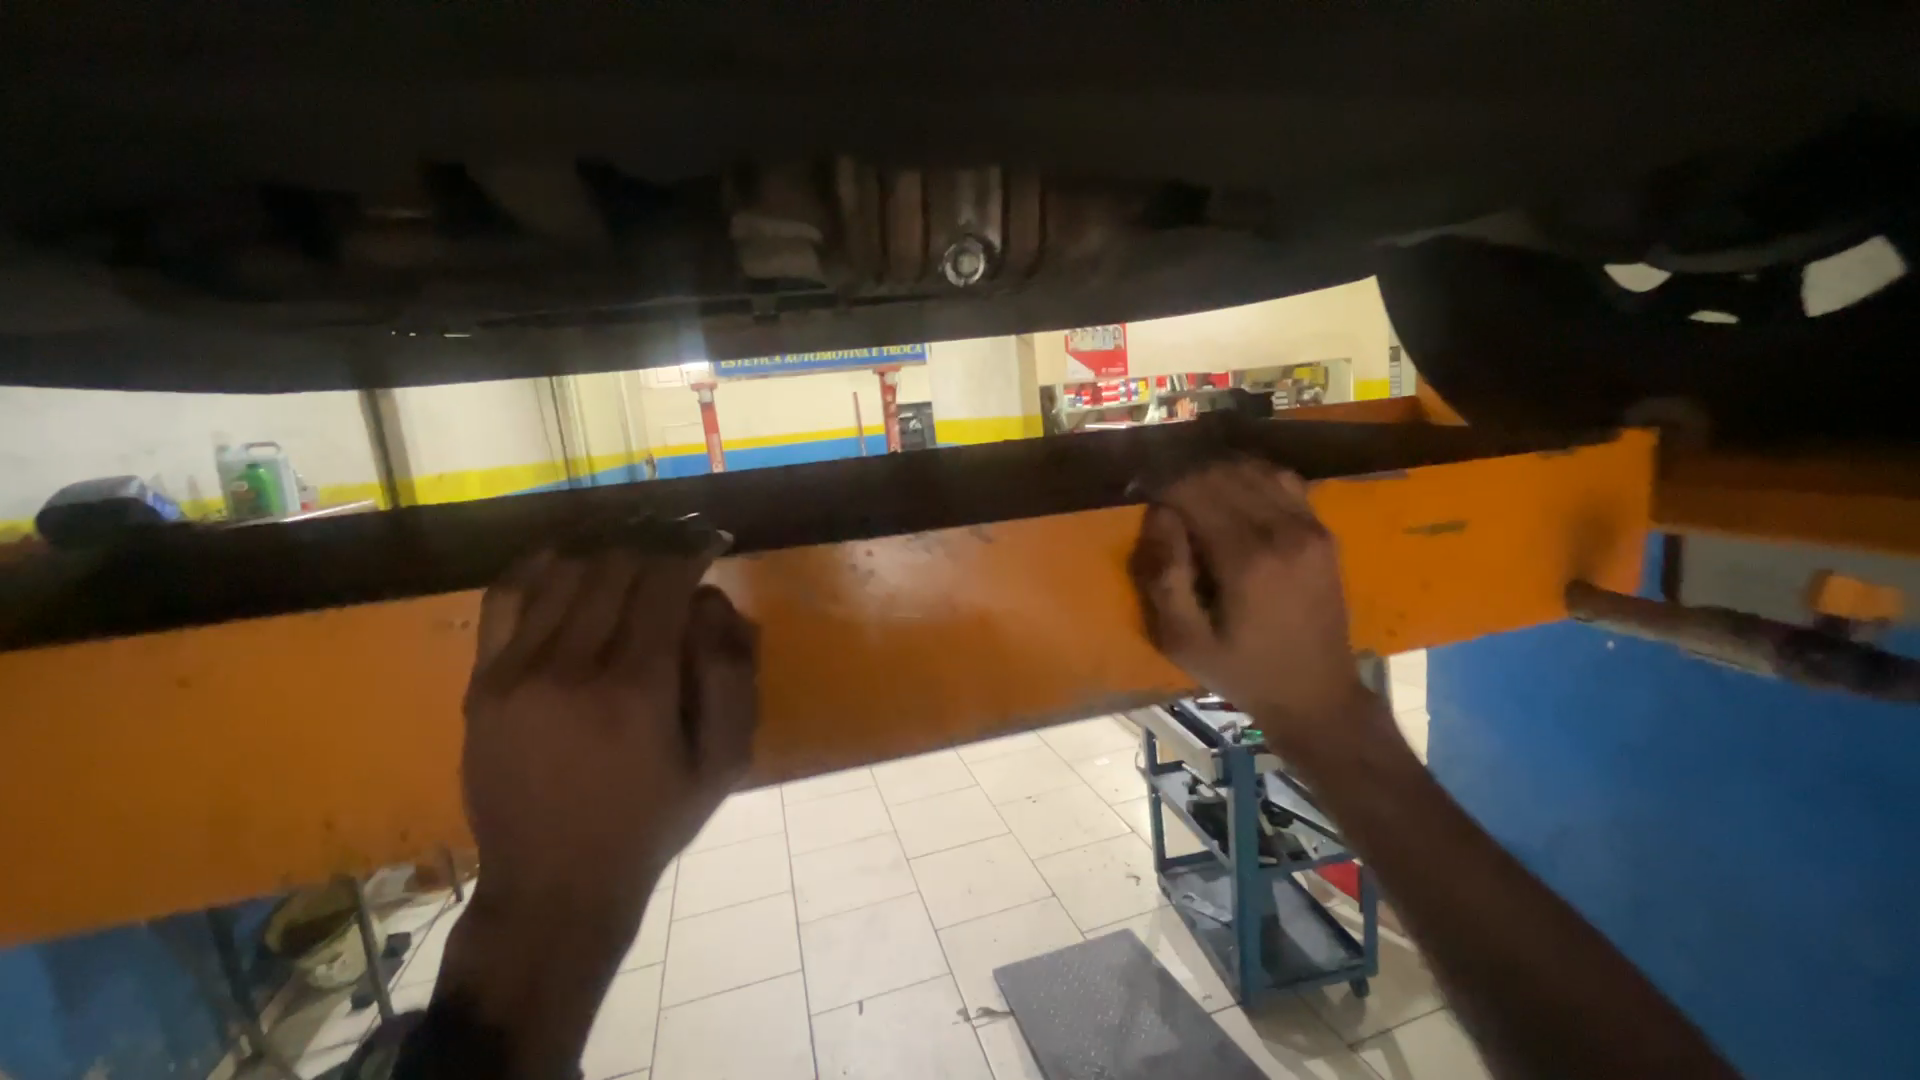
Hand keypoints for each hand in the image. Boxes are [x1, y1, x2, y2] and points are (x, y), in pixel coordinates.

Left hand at [461, 542, 758, 931]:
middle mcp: (571, 668)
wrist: (554, 885)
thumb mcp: (724, 762)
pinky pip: (506, 598)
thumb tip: (711, 601)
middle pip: (615, 568)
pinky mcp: (482, 683)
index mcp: (637, 691)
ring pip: (564, 573)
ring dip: (605, 551)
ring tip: (633, 550)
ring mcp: (516, 673)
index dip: (691, 550)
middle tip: (678, 544)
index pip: (664, 583)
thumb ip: (731, 673)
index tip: (711, 540)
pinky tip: (566, 558)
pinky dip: (539, 567)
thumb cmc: (652, 822)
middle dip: (654, 545)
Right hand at [1128, 460, 1378, 753]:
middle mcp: (1283, 531)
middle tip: (1163, 499)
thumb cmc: (1241, 671)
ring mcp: (1310, 527)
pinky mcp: (1323, 531)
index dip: (1162, 488)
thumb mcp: (1183, 641)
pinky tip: (1232, 494)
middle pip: (1223, 474)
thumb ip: (1164, 576)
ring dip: (1217, 473)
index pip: (1194, 492)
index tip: (1142, 498)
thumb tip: (1158, 515)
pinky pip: (1284, 481)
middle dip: (1186, 478)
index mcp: (1246, 559)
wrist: (1317, 694)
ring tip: (1193, 494)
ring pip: (1254, 469)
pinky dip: (1252, 478)